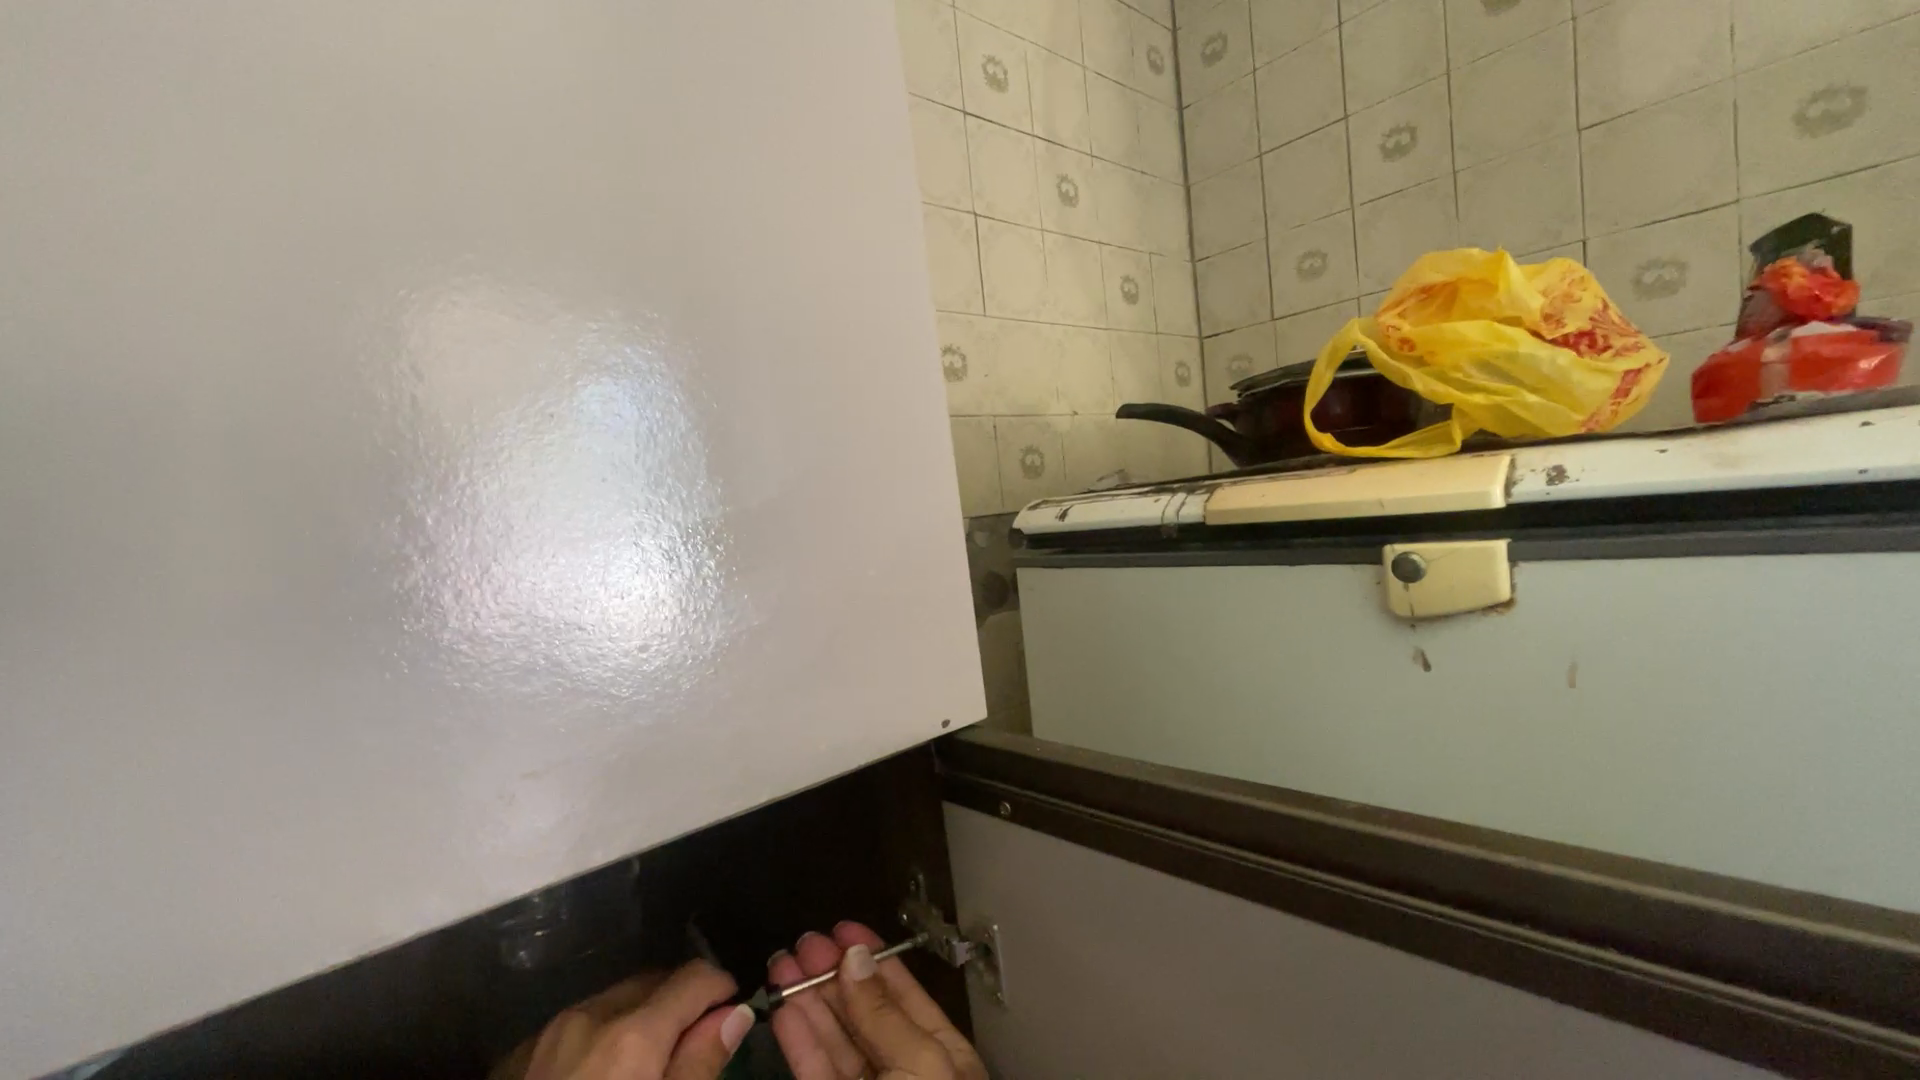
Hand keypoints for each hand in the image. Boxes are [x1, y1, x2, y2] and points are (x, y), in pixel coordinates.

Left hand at [496, 960, 753, 1079]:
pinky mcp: (516, 1057)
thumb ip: (700, 1064)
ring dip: (640, 1019)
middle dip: (681, 1004)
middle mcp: (590, 1016)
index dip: (722, 991)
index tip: (731, 1018)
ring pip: (613, 1002)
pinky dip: (599, 1037)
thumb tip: (734, 1014)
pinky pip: (575, 1026)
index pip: (695, 975)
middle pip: (654, 981)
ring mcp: (547, 1034)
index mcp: (632, 1033)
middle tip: (692, 1048)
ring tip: (644, 1069)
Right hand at [767, 921, 986, 1079]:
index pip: (905, 996)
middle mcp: (905, 1074)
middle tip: (803, 942)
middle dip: (834, 975)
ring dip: (810, 1002)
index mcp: (942, 1058)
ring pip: (836, 1042)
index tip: (844, 928)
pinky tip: (785, 1012)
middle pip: (864, 1014)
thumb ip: (885, 1015)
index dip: (874, 959)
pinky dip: (800, 1041)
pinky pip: (818, 1072)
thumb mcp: (920, 1069)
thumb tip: (857, 956)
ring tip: (784, 965)